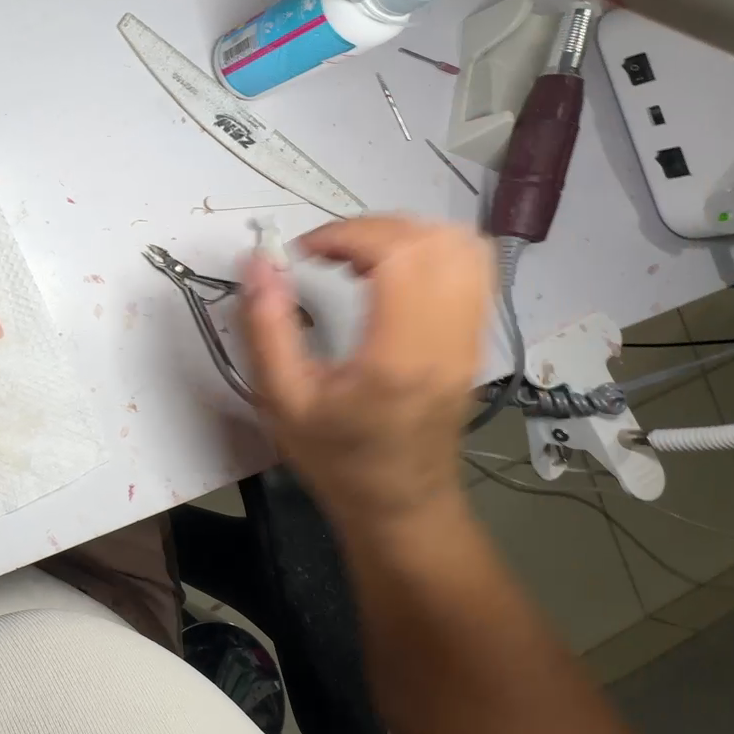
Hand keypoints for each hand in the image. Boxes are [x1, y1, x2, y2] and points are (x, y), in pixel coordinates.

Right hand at [238, 216, 492, 529]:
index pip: (401, 257)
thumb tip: (259, 260)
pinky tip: (381, 275)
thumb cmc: (335, 458)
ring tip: (354, 259)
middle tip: (325, 252)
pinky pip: (469, 270)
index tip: (302, 252)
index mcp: (400, 356)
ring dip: (403, 236)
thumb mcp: (280, 398)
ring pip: (464, 248)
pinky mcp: (474, 340)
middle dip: (373, 228)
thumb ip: (265, 326)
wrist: (401, 505)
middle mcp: (449, 341)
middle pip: (438, 241)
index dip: (348, 234)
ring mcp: (471, 339)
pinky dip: (423, 253)